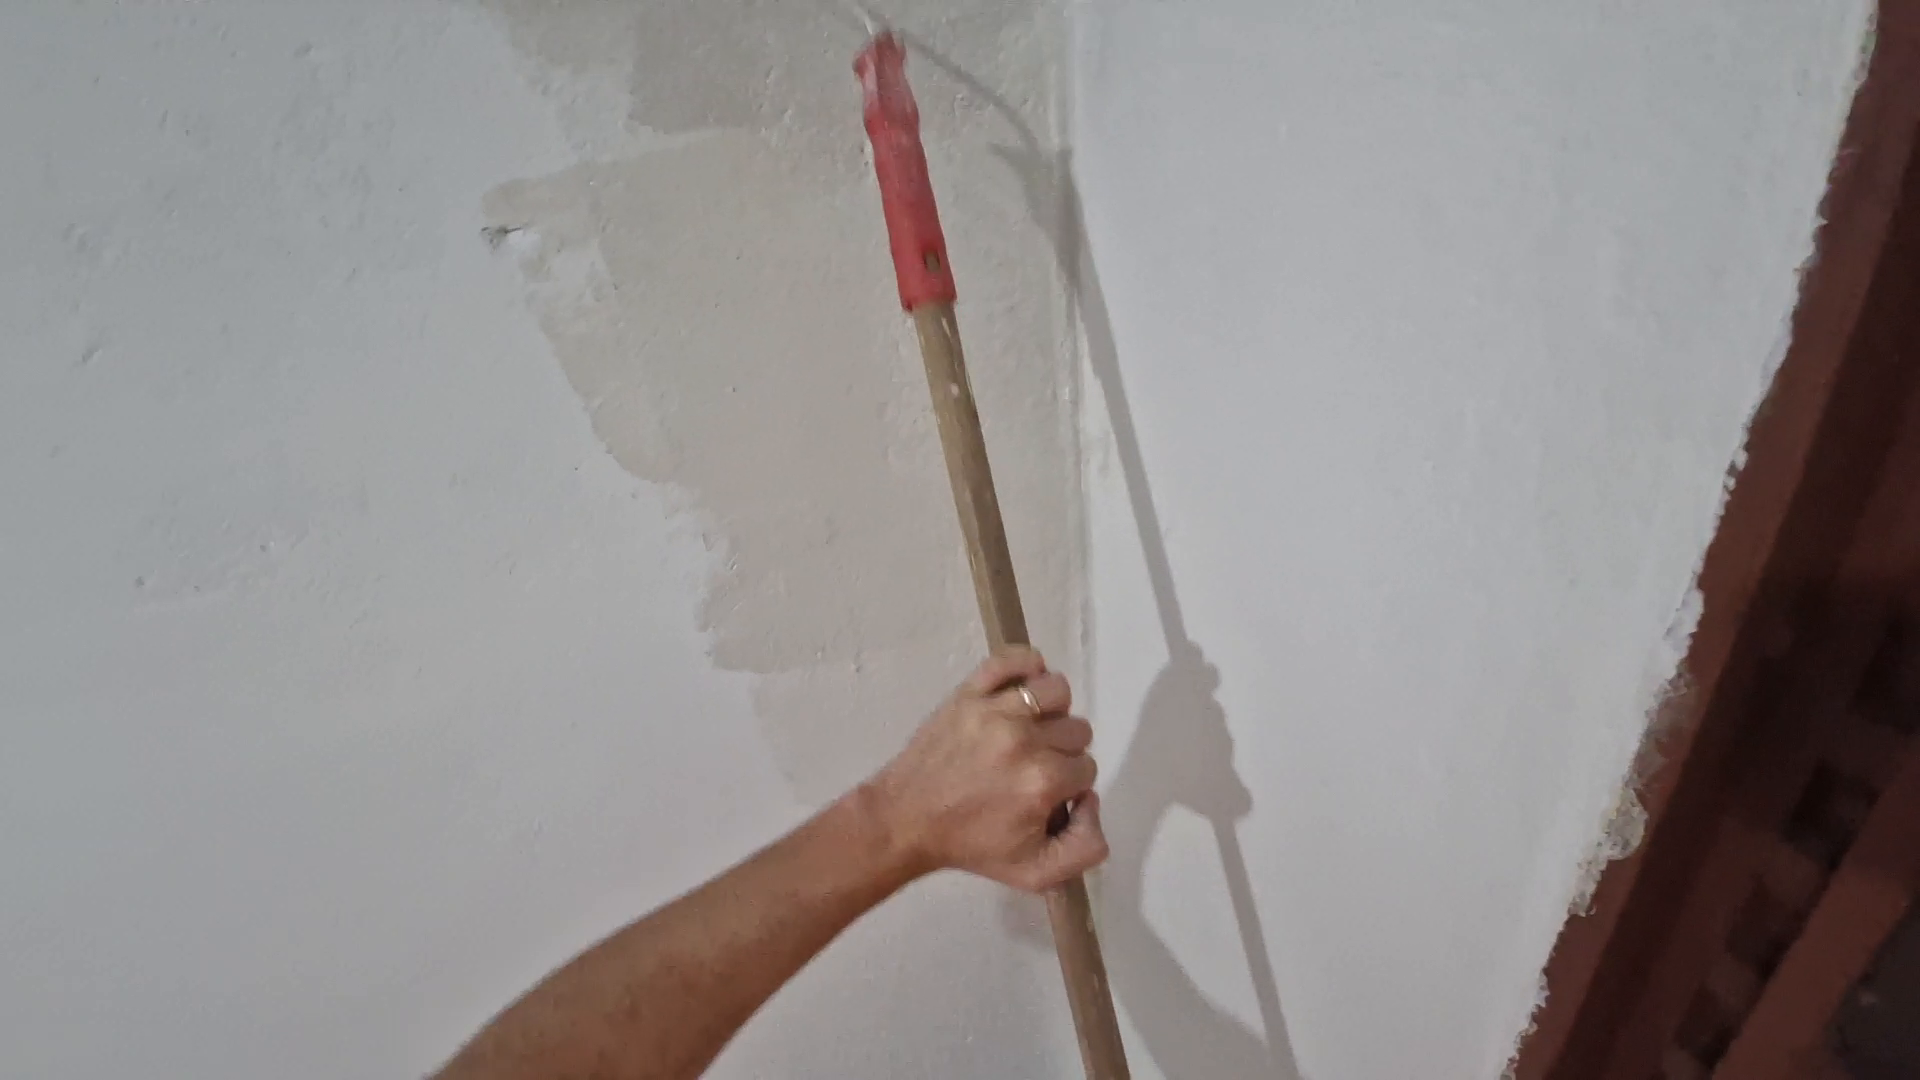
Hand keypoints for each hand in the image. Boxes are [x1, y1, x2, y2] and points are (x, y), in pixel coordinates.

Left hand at [867, 647, 1106, 891]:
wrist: (907, 818)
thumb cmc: (971, 844)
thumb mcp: (1036, 875)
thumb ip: (1085, 847)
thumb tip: (1090, 799)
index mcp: (1041, 782)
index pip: (1087, 768)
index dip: (1071, 783)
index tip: (1047, 793)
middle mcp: (1023, 740)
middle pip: (1077, 730)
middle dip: (1063, 750)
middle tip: (1034, 766)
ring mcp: (995, 709)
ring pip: (1056, 689)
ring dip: (1052, 710)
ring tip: (1031, 729)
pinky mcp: (970, 691)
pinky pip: (1014, 658)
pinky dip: (1027, 667)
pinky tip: (1021, 693)